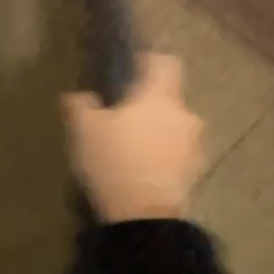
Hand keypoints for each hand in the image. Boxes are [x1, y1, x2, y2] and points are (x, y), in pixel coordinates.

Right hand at [62, 52, 205, 222]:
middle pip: (165, 97)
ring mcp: (193, 143)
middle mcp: (183, 114)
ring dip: (152, 129)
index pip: (164, 63)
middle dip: (143, 103)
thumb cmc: (113, 159)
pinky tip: (135, 165)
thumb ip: (80, 104)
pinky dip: (157, 152)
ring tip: (125, 145)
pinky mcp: (193, 169)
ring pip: (170, 124)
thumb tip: (81, 96)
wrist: (142, 213)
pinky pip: (173, 149)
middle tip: (116, 116)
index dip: (146, 60)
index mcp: (158, 97)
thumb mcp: (82, 128)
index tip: (127, 67)